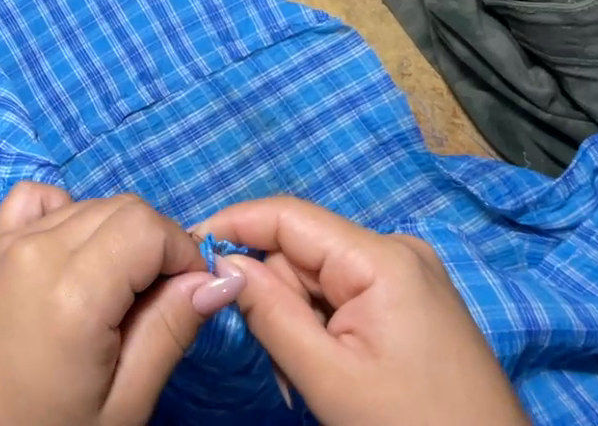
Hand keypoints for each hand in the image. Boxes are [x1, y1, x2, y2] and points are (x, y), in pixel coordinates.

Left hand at [0, 184, 246, 425]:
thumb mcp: (124, 405)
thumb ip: (170, 330)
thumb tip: (219, 277)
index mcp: (73, 289)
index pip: (148, 226)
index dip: (183, 255)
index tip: (191, 297)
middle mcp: (38, 247)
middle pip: (121, 207)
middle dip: (155, 246)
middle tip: (157, 306)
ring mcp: (8, 239)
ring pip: (86, 202)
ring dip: (116, 234)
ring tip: (115, 293)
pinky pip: (37, 198)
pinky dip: (66, 211)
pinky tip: (71, 256)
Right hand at [195, 198, 526, 425]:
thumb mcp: (329, 377)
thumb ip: (268, 311)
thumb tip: (220, 261)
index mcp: (381, 257)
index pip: (286, 217)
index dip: (232, 226)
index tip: (187, 247)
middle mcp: (395, 250)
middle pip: (298, 253)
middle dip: (274, 300)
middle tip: (278, 364)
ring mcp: (407, 275)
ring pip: (315, 278)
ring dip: (296, 322)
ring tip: (307, 381)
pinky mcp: (410, 301)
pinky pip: (340, 296)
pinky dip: (321, 329)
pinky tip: (331, 370)